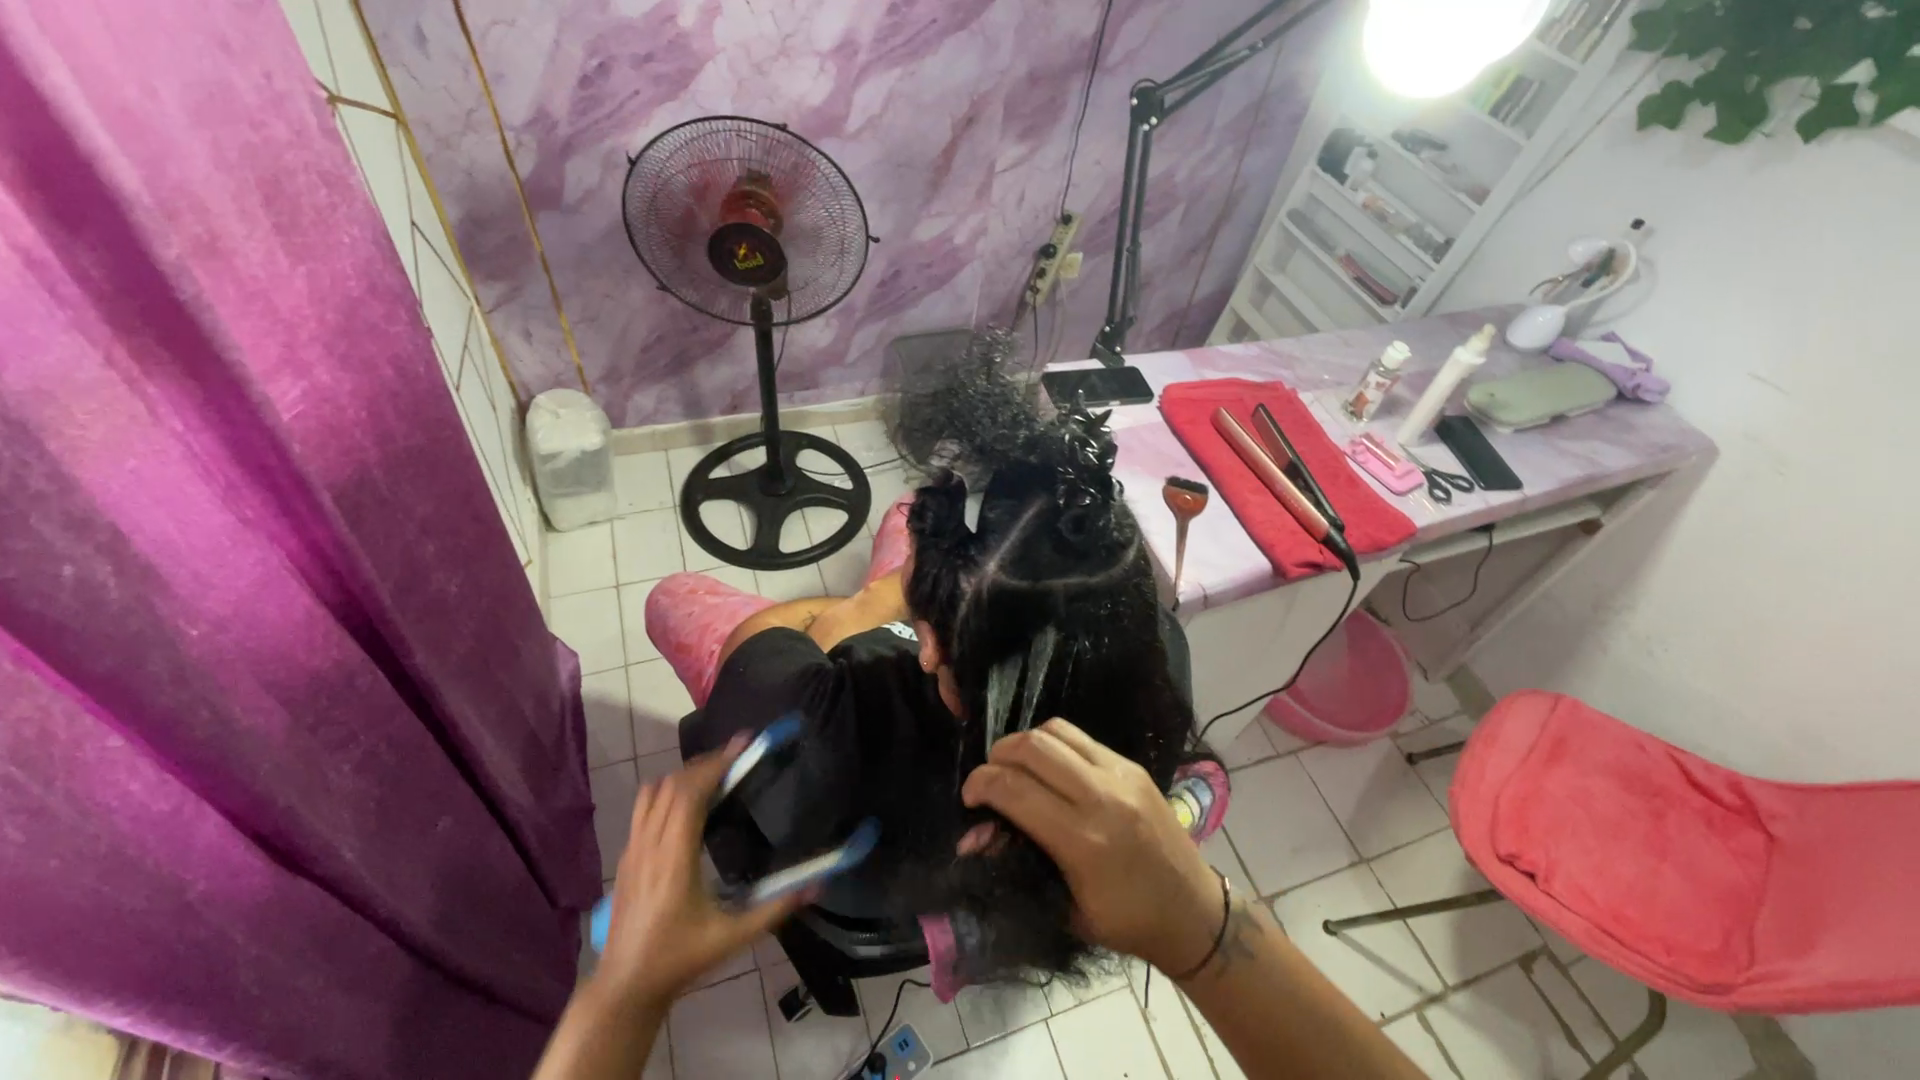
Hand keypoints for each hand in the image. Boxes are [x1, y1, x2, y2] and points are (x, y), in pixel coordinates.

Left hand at [595, 737, 807, 1008]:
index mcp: (674, 858)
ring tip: (714, 776)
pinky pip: (644, 809)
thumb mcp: (733, 937)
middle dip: (706, 764)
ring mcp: (633, 850)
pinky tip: (688, 807)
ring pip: (653, 792)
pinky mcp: (626, 858)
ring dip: (683, 776)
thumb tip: (817, 885)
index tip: (743, 745)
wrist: (626, 986)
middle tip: (738, 758)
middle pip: (673, 784)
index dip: (717, 764)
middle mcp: (649, 845)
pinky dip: (667, 793)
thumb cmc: (681, 959)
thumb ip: (775, 908)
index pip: (690, 793)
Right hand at [959, 719, 1221, 974]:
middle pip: (1032, 746)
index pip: (1014, 788)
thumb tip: (972, 837)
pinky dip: (1055, 745)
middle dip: (997, 757)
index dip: (979, 784)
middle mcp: (1102, 797)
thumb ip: (1017, 865)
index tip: (969, 799)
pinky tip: (1050, 770)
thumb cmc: (1125, 922)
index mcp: (1083, 840)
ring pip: (1056, 730)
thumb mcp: (1063, 907)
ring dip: (1025, 744)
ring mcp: (1122, 775)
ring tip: (1016, 768)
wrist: (1194, 912)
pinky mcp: (1134, 767)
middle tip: (989, 780)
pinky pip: (1082, 739)